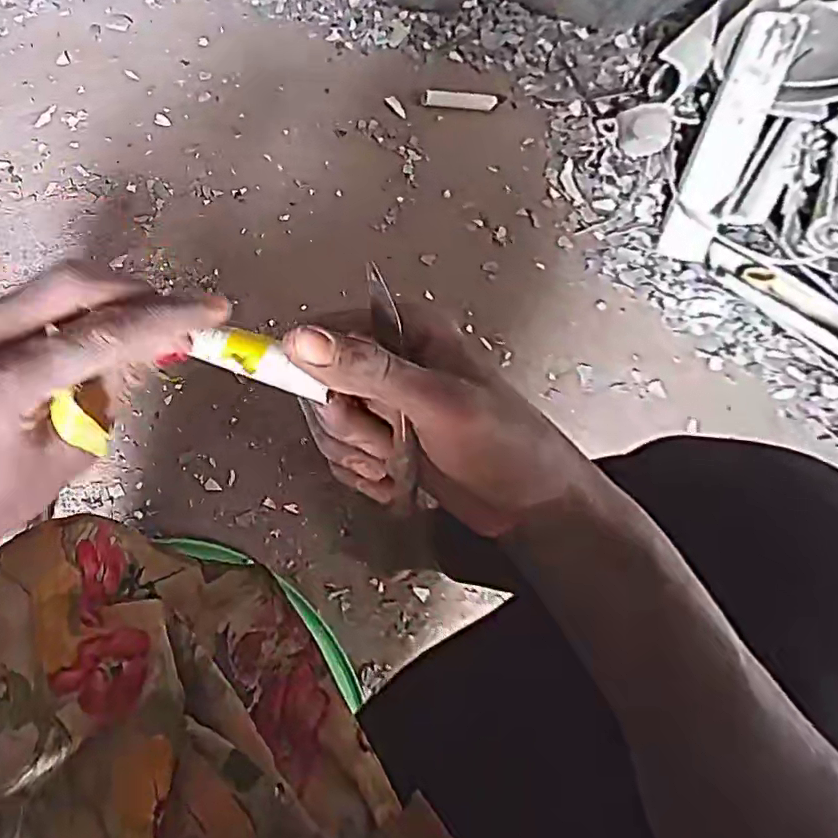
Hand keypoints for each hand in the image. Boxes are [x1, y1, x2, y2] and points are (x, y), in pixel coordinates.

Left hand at [0, 263, 229, 622]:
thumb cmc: (5, 498)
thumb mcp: (72, 449)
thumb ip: (112, 387)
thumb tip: (157, 340)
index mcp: (0, 386)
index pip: (96, 336)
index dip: (160, 318)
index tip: (208, 309)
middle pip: (69, 284)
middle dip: (132, 292)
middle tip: (176, 311)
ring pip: (52, 285)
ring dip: (106, 296)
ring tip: (145, 323)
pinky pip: (34, 300)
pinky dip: (76, 307)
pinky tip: (102, 329)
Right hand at [281, 305, 597, 538]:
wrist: (537, 508)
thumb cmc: (504, 444)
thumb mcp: (436, 402)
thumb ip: (368, 369)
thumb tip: (300, 339)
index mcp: (402, 329)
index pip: (322, 333)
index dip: (312, 368)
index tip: (334, 403)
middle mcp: (384, 358)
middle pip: (316, 385)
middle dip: (347, 425)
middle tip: (387, 440)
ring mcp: (378, 399)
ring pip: (325, 423)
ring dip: (357, 453)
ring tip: (400, 461)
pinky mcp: (375, 434)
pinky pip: (337, 452)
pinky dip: (362, 472)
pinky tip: (396, 478)